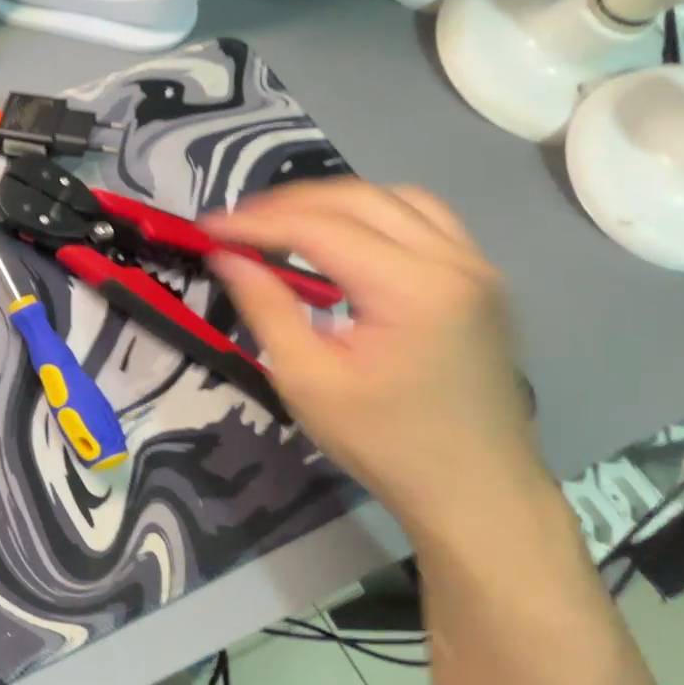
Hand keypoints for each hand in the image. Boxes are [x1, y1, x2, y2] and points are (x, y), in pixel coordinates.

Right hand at [202, 180, 549, 545]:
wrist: (473, 485)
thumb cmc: (381, 440)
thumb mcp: (304, 378)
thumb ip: (266, 306)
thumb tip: (226, 256)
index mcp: (411, 289)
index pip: (320, 228)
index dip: (256, 223)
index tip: (204, 228)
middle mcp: (453, 262)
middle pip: (360, 198)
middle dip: (288, 202)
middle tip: (233, 222)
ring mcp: (475, 267)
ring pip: (397, 199)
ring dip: (333, 202)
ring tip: (280, 223)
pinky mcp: (479, 280)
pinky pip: (424, 220)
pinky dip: (372, 215)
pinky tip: (338, 238)